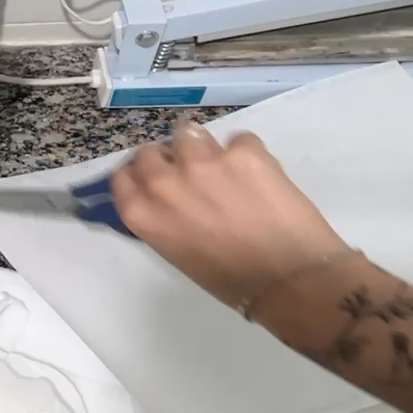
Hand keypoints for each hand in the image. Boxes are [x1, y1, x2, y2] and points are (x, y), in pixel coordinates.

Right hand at [110, 122, 350, 308]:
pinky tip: (256, 174)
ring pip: (187, 133)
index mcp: (141, 211)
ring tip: (221, 166)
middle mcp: (163, 182)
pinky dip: (245, 152)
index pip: (122, 175)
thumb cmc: (226, 277)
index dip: (139, 177)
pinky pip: (238, 138)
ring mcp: (203, 163)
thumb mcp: (172, 248)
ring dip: (200, 147)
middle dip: (166, 160)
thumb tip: (165, 195)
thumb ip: (159, 214)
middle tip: (188, 175)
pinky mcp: (243, 153)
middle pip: (150, 151)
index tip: (154, 183)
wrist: (290, 280)